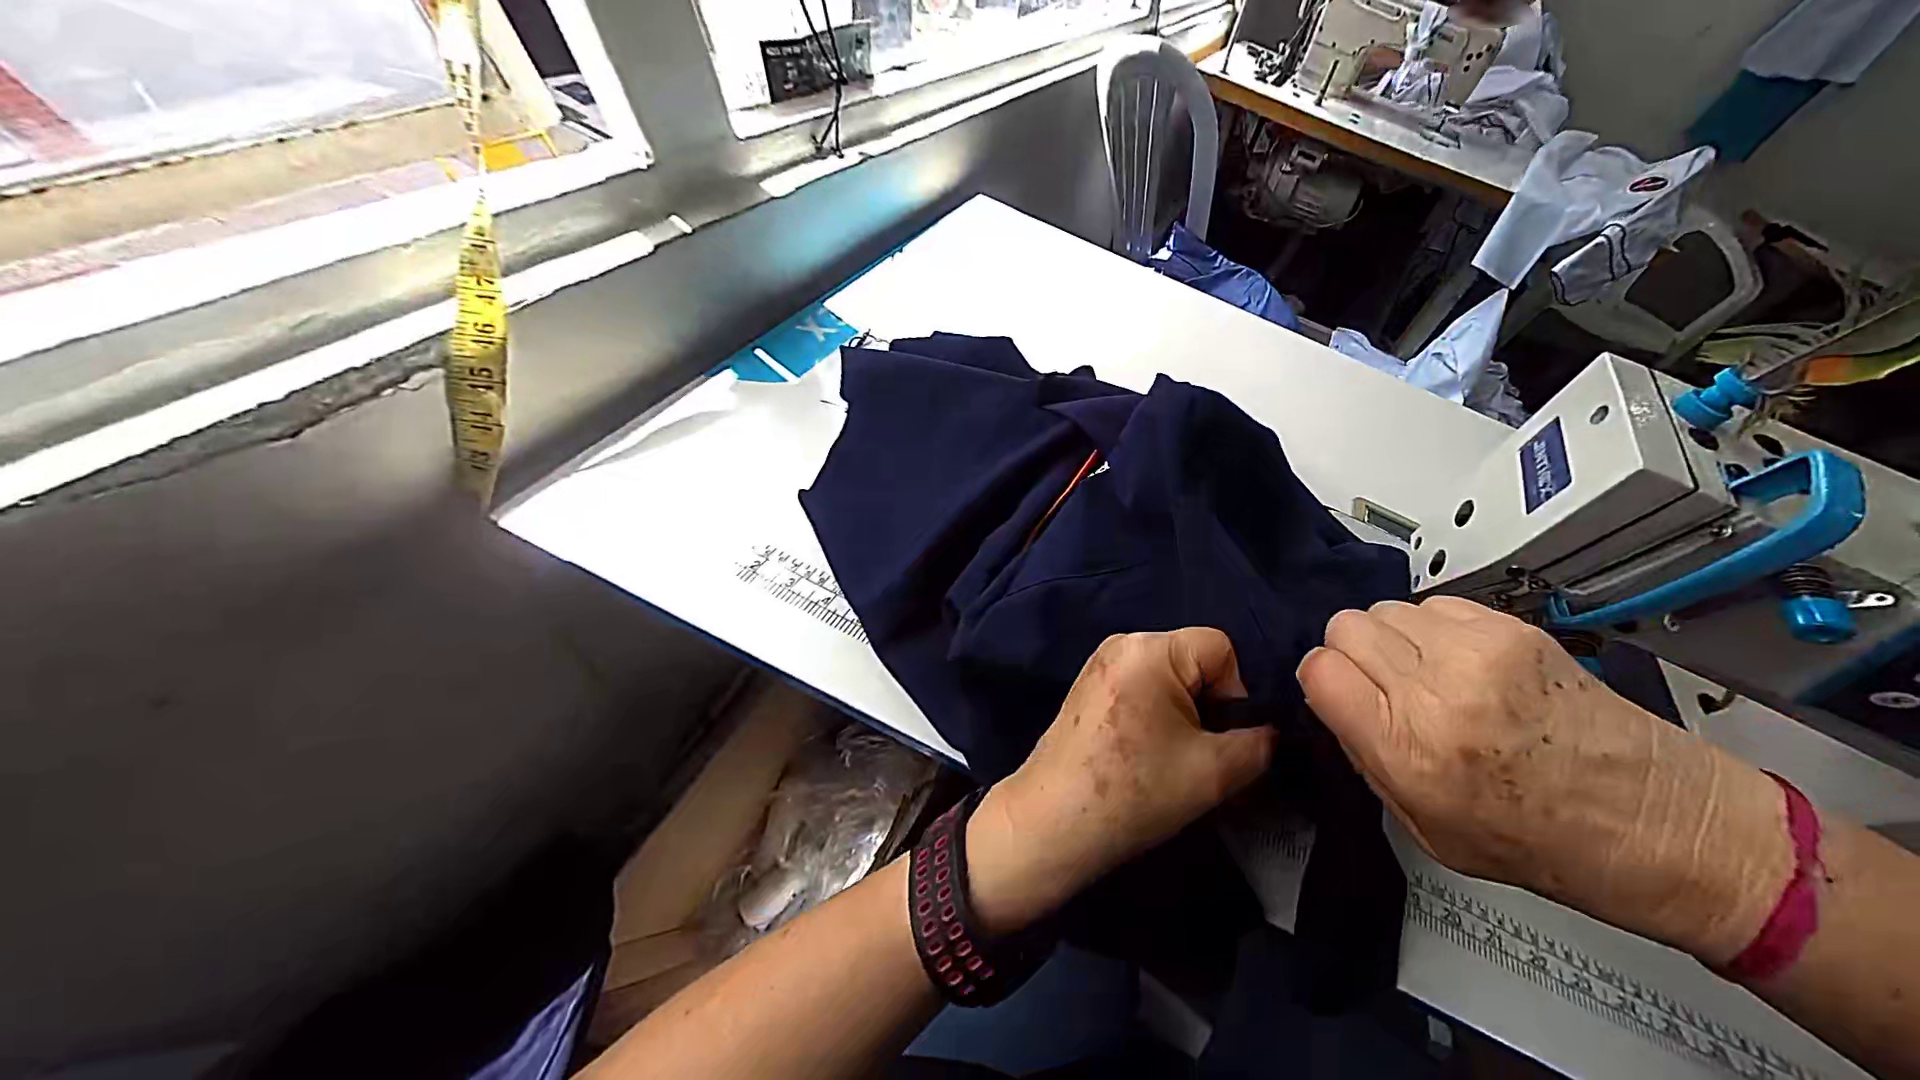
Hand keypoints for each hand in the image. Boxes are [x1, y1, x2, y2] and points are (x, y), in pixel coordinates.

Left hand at [964, 629, 1277, 934]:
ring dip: (1185, 717)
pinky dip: (1157, 718)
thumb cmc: (1134, 790)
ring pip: (1170, 680)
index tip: (1220, 737)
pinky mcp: (1088, 689)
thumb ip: (1260, 743)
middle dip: (1210, 706)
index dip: (1236, 692)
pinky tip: (1145, 756)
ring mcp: (1099, 665)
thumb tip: (1269, 732)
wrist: (1052, 823)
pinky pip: (1142, 690)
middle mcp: (1121, 643)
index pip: (1222, 648)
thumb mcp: (1216, 771)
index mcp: (1149, 648)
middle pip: (1194, 662)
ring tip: (1173, 761)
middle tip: (1200, 756)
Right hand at [1297, 597, 1791, 962]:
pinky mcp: (1515, 630)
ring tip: (1425, 672)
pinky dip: (1433, 627)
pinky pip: (1434, 604)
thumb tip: (1334, 698)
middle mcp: (1438, 692)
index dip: (1323, 680)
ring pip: (1384, 609)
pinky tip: (1460, 661)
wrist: (1660, 823)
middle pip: (1345, 627)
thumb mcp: (1422, 825)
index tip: (1341, 695)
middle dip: (1352, 653)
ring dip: (1393, 637)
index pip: (1318, 669)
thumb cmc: (1539, 842)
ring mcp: (1479, 652)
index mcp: (1409, 749)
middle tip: (1384, 683)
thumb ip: (1363, 753)